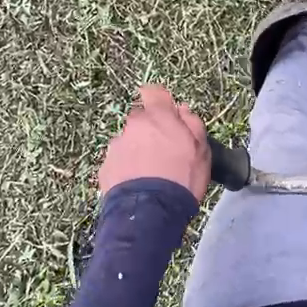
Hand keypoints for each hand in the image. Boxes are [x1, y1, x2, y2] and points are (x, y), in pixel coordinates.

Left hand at [97, 85, 210, 200]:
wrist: (150, 214)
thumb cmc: (182, 178)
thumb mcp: (201, 150)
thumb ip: (192, 124)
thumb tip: (182, 111)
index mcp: (158, 117)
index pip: (153, 92)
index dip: (159, 99)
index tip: (165, 110)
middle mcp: (134, 126)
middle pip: (141, 119)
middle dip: (150, 130)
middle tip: (164, 151)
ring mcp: (116, 146)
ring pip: (128, 140)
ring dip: (137, 150)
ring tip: (150, 173)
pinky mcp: (105, 167)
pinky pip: (118, 161)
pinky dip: (126, 168)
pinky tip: (138, 185)